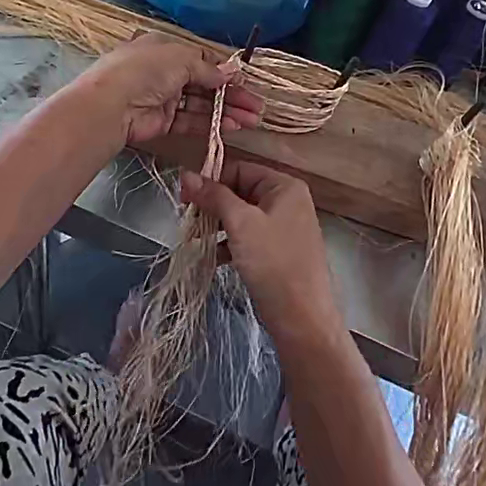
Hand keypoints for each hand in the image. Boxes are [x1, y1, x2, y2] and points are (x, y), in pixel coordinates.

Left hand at [77, 32, 262, 145]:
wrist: (111, 105)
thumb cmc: (145, 70)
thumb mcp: (181, 58)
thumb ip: (208, 69)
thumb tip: (230, 73)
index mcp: (166, 49)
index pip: (202, 59)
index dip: (224, 71)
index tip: (245, 82)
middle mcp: (166, 71)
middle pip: (206, 83)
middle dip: (232, 94)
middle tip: (257, 107)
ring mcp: (164, 97)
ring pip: (203, 104)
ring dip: (228, 111)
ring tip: (251, 120)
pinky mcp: (164, 121)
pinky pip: (193, 120)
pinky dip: (213, 123)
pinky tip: (232, 126)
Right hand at [180, 161, 343, 353]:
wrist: (301, 317)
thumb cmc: (273, 262)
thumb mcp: (240, 223)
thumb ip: (214, 196)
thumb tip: (186, 174)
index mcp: (285, 186)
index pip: (240, 169)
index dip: (211, 181)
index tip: (184, 198)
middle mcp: (287, 202)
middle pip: (240, 192)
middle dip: (212, 206)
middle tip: (187, 222)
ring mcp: (283, 228)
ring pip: (241, 217)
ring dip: (216, 227)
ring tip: (194, 241)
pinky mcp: (277, 252)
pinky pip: (247, 238)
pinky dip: (229, 245)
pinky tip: (211, 258)